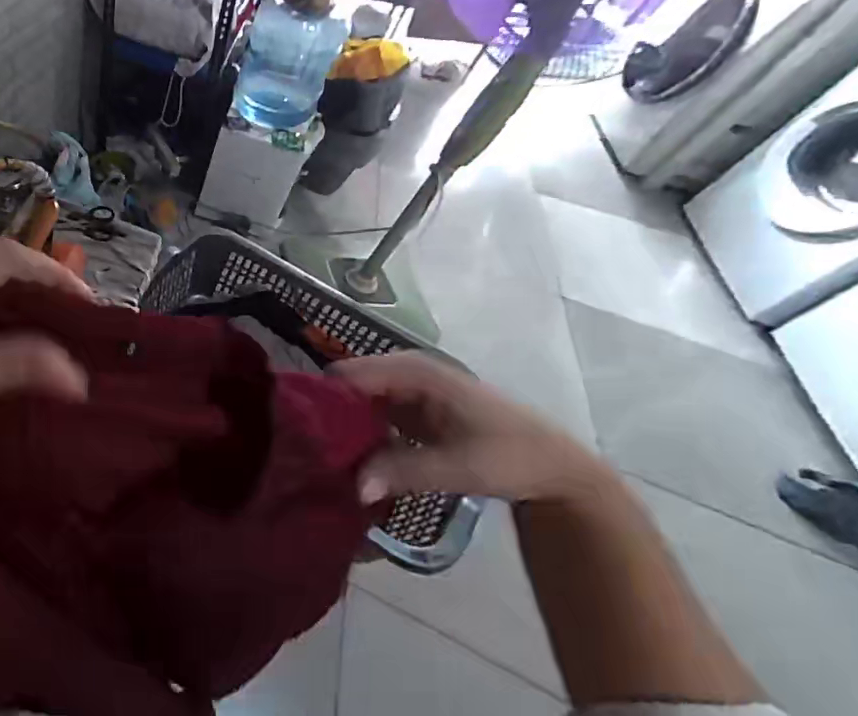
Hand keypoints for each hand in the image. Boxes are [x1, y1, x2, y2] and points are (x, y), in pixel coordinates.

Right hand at [332, 350, 608, 503]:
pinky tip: (347, 460)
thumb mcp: (461, 467)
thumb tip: (353, 486)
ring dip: (340, 427)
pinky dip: (358, 434)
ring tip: (319, 457)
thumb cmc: (512, 457)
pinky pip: (370, 415)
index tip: (299, 432)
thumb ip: (404, 472)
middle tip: (305, 449)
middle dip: (327, 415)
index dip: (322, 400)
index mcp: (414, 371)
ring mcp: (405, 390)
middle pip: (347, 386)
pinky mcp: (409, 410)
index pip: (348, 374)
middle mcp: (403, 372)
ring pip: (356, 402)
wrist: (558, 470)